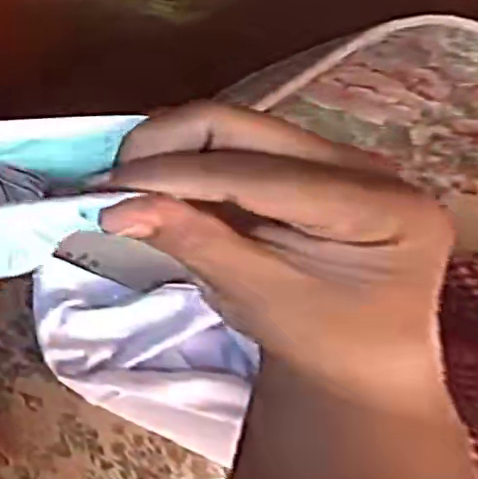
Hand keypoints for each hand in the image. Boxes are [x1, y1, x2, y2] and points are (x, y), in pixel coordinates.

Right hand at [98, 102, 453, 403]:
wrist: (356, 356)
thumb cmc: (319, 337)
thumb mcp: (256, 297)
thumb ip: (192, 242)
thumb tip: (116, 209)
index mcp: (376, 206)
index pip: (247, 171)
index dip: (167, 176)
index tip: (101, 195)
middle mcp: (357, 164)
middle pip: (228, 124)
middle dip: (155, 147)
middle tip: (110, 186)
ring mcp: (324, 155)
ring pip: (215, 122)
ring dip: (157, 147)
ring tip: (125, 186)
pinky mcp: (290, 157)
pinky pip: (215, 138)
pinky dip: (169, 153)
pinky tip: (150, 183)